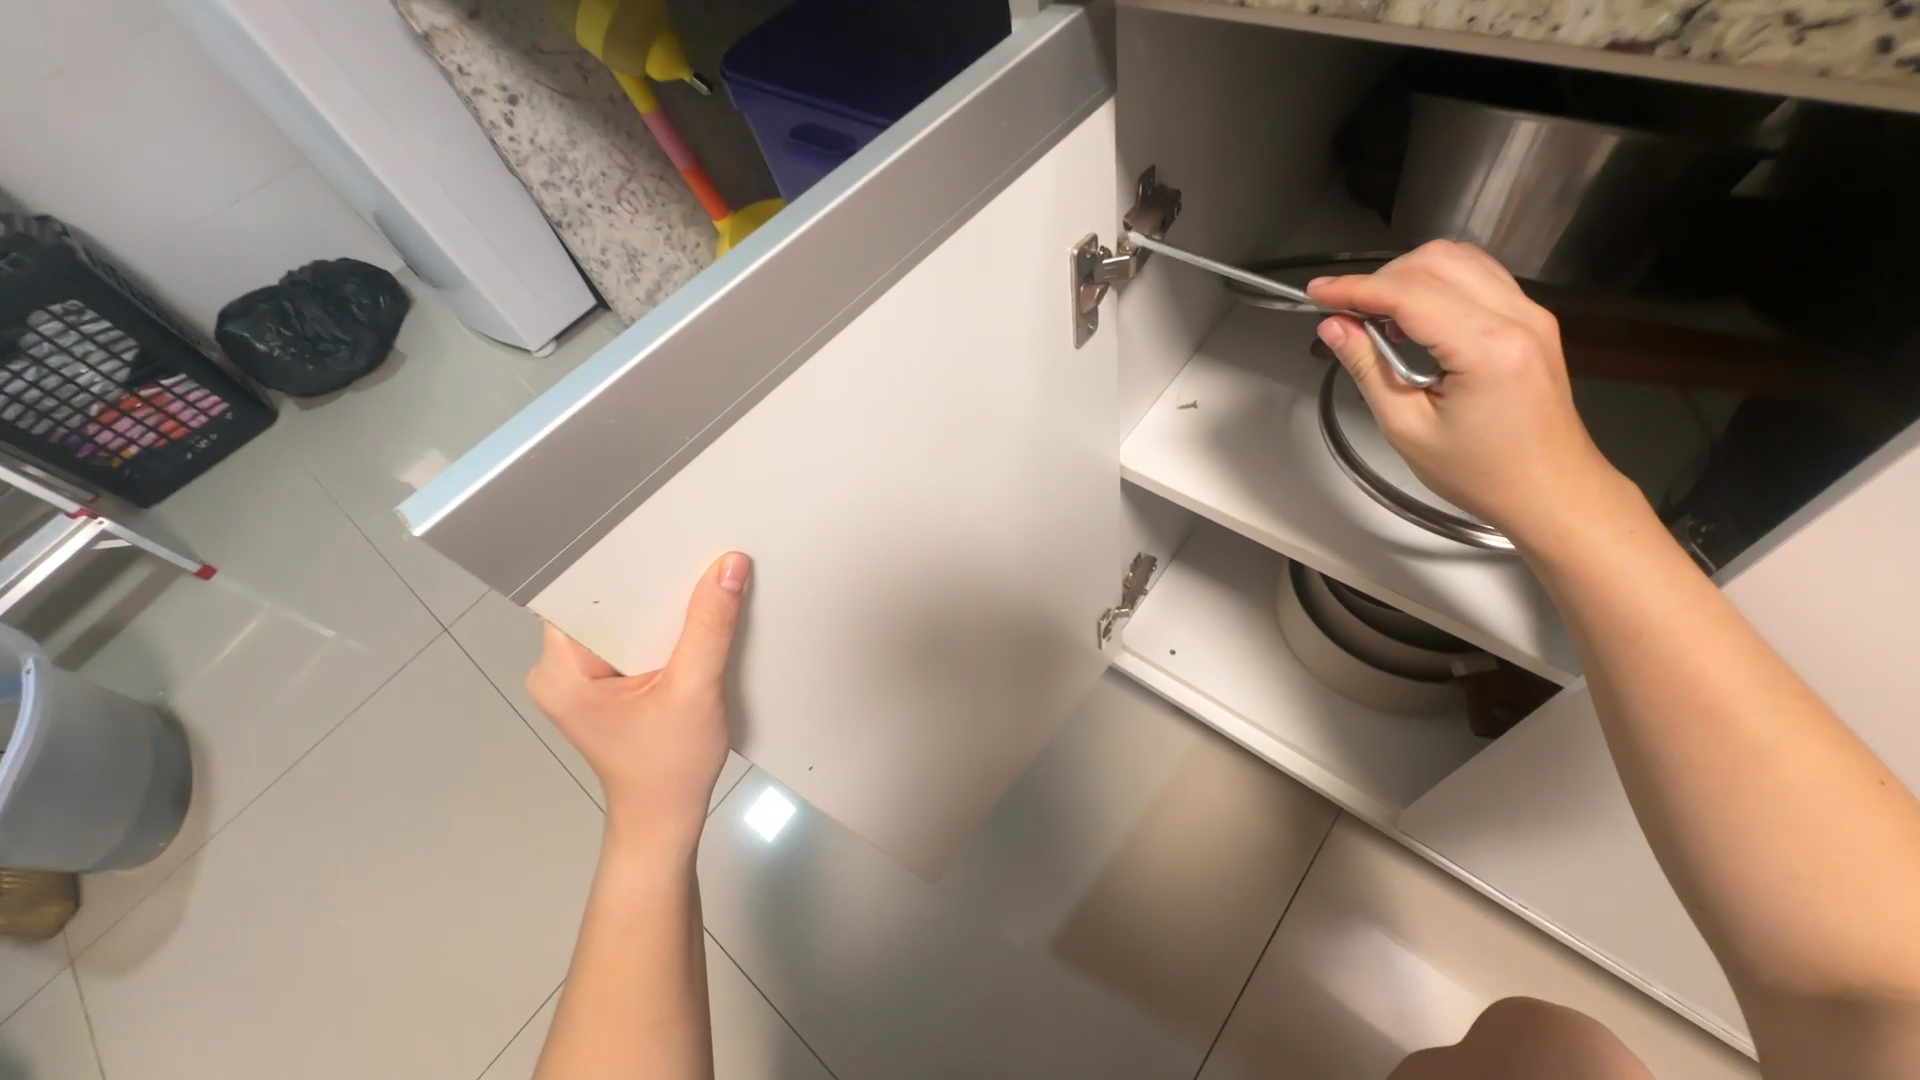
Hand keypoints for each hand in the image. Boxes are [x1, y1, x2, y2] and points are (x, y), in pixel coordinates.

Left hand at [527, 552, 750, 841]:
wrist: (668, 821)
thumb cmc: (670, 766)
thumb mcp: (695, 690)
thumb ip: (710, 626)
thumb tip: (730, 563)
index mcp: (560, 670)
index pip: (584, 595)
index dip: (624, 564)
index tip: (663, 536)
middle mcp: (561, 669)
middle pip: (606, 605)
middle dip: (650, 584)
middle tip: (692, 549)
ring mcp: (583, 678)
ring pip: (624, 621)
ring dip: (660, 606)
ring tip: (697, 576)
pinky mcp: (608, 686)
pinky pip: (634, 640)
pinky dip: (664, 629)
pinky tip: (694, 615)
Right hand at [1307, 241, 1631, 542]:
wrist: (1551, 490)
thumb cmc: (1482, 473)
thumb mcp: (1407, 428)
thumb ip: (1368, 368)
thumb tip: (1334, 327)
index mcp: (1487, 348)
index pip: (1409, 294)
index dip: (1355, 288)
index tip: (1318, 293)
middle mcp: (1517, 318)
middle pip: (1436, 261)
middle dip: (1381, 278)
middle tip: (1345, 312)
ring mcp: (1530, 314)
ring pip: (1459, 260)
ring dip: (1408, 278)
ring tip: (1377, 319)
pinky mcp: (1531, 321)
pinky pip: (1477, 278)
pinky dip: (1436, 285)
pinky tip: (1412, 321)